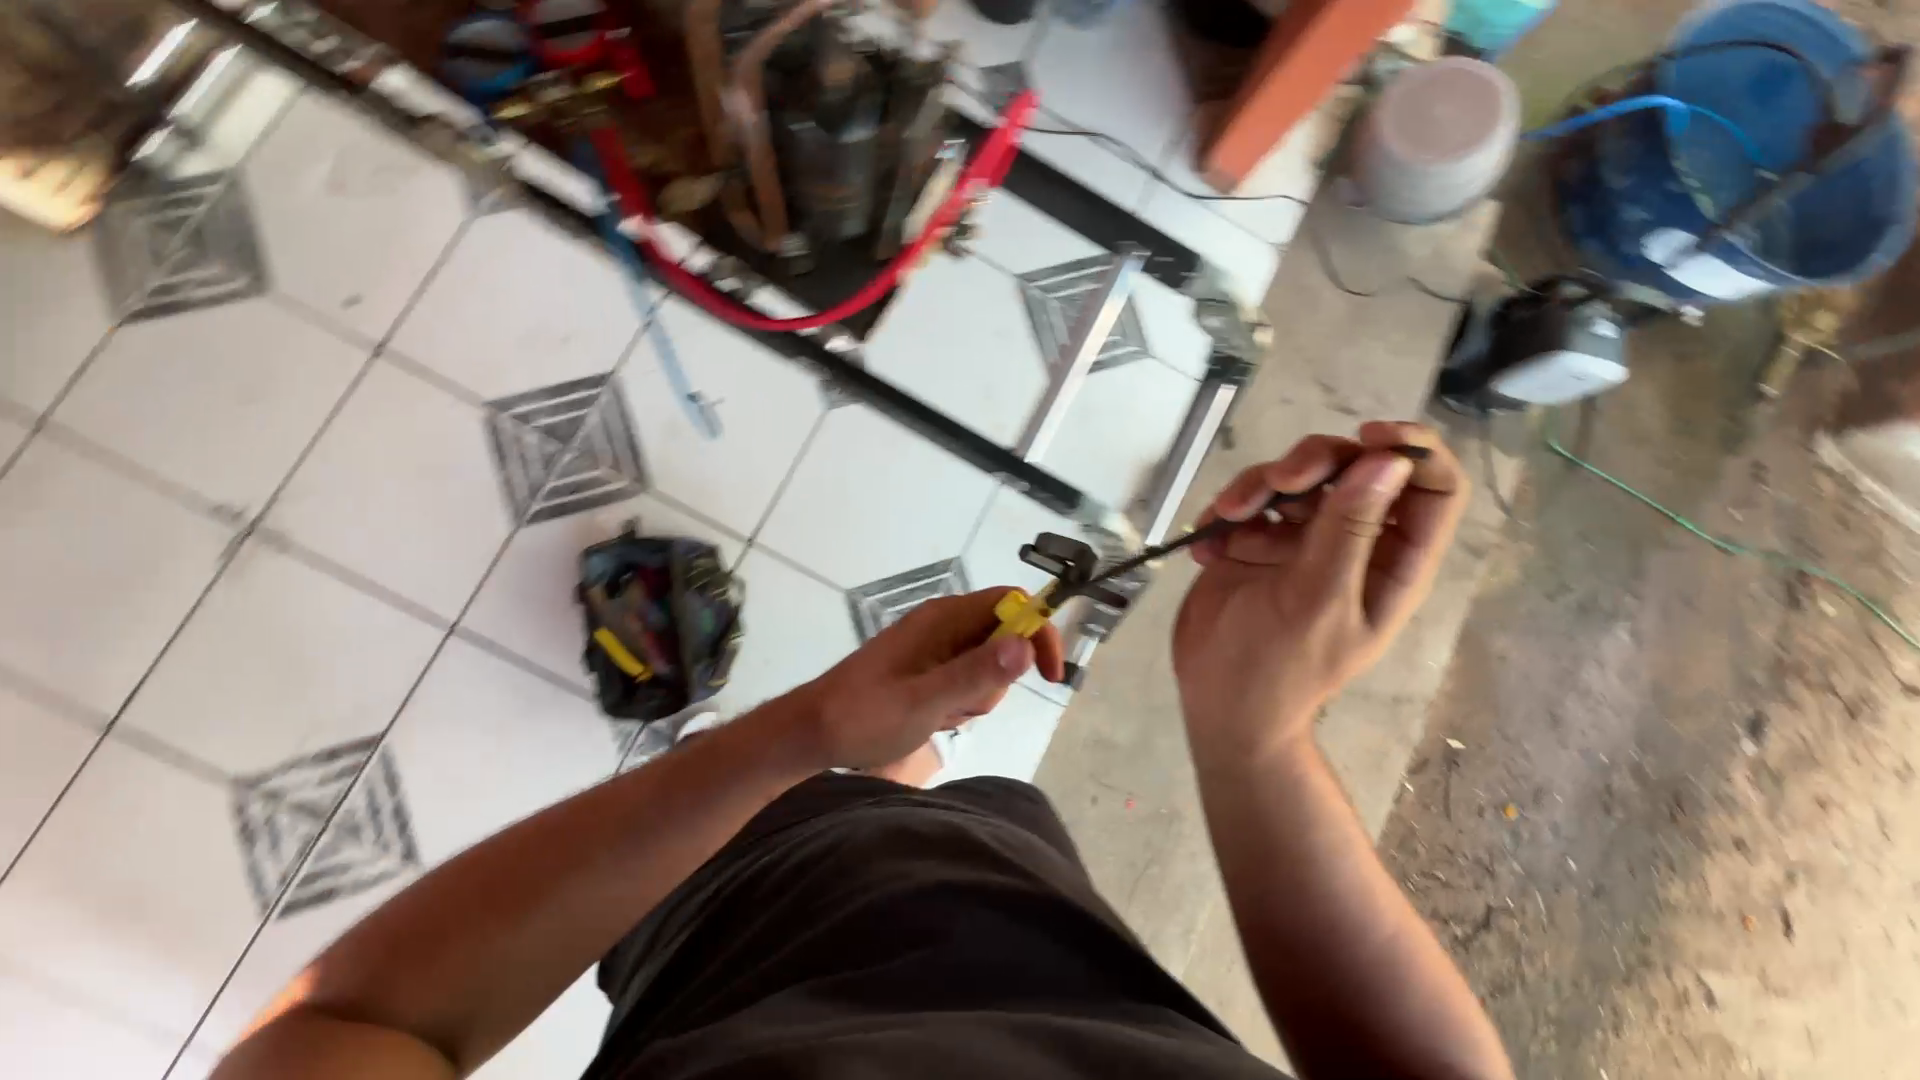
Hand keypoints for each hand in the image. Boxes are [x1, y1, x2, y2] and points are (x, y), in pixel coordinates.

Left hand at [780, 588, 1065, 770]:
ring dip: (977, 696)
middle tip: (962, 706)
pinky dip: (961, 703)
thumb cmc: (864, 716)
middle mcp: (943, 624)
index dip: (1038, 632)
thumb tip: (1025, 644)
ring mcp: (935, 647)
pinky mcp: (928, 668)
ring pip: (988, 665)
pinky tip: (933, 719)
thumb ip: (975, 674)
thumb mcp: (924, 702)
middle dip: (997, 678)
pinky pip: (966, 680)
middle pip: (1005, 638)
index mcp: (943, 618)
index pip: (1012, 603)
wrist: (813, 733)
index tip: (1049, 676)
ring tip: (941, 715)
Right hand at [1173, 421, 1468, 763]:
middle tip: (1280, 482)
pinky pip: (1248, 502)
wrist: (1220, 701)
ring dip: (1256, 486)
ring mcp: (1302, 539)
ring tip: (1226, 518)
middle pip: (1354, 466)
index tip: (1368, 437)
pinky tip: (1206, 547)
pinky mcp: (1256, 541)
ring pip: (1295, 477)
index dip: (1413, 450)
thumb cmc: (1280, 665)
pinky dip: (1224, 513)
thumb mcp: (1318, 599)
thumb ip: (1350, 530)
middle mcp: (1354, 541)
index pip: (1433, 487)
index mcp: (1393, 560)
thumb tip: (1390, 460)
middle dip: (1314, 463)